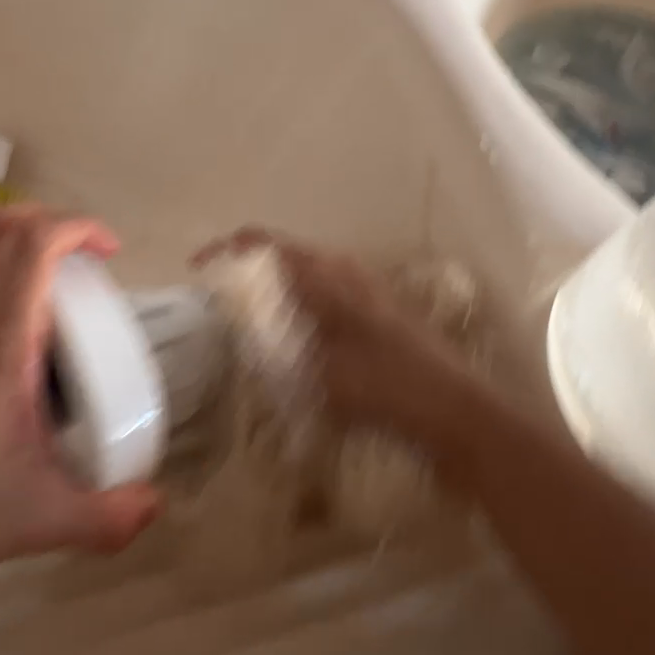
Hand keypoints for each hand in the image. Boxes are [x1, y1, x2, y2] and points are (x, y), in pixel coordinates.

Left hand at [0, 206, 162, 604]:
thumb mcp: (37, 520)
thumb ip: (106, 518)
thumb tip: (154, 505)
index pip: (31, 247)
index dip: (76, 227)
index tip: (108, 252)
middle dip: (48, 220)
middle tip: (83, 262)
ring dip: (10, 235)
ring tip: (47, 274)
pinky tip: (5, 314)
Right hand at [191, 228, 483, 450]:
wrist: (456, 411)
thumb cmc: (384, 389)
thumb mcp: (316, 373)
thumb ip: (274, 347)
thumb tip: (242, 331)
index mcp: (324, 275)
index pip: (262, 243)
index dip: (226, 250)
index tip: (198, 271)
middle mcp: (344, 272)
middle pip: (283, 256)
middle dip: (247, 272)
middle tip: (220, 304)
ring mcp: (365, 291)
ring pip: (305, 277)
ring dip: (274, 291)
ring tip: (251, 324)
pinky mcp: (379, 314)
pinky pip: (325, 297)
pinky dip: (299, 308)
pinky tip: (294, 343)